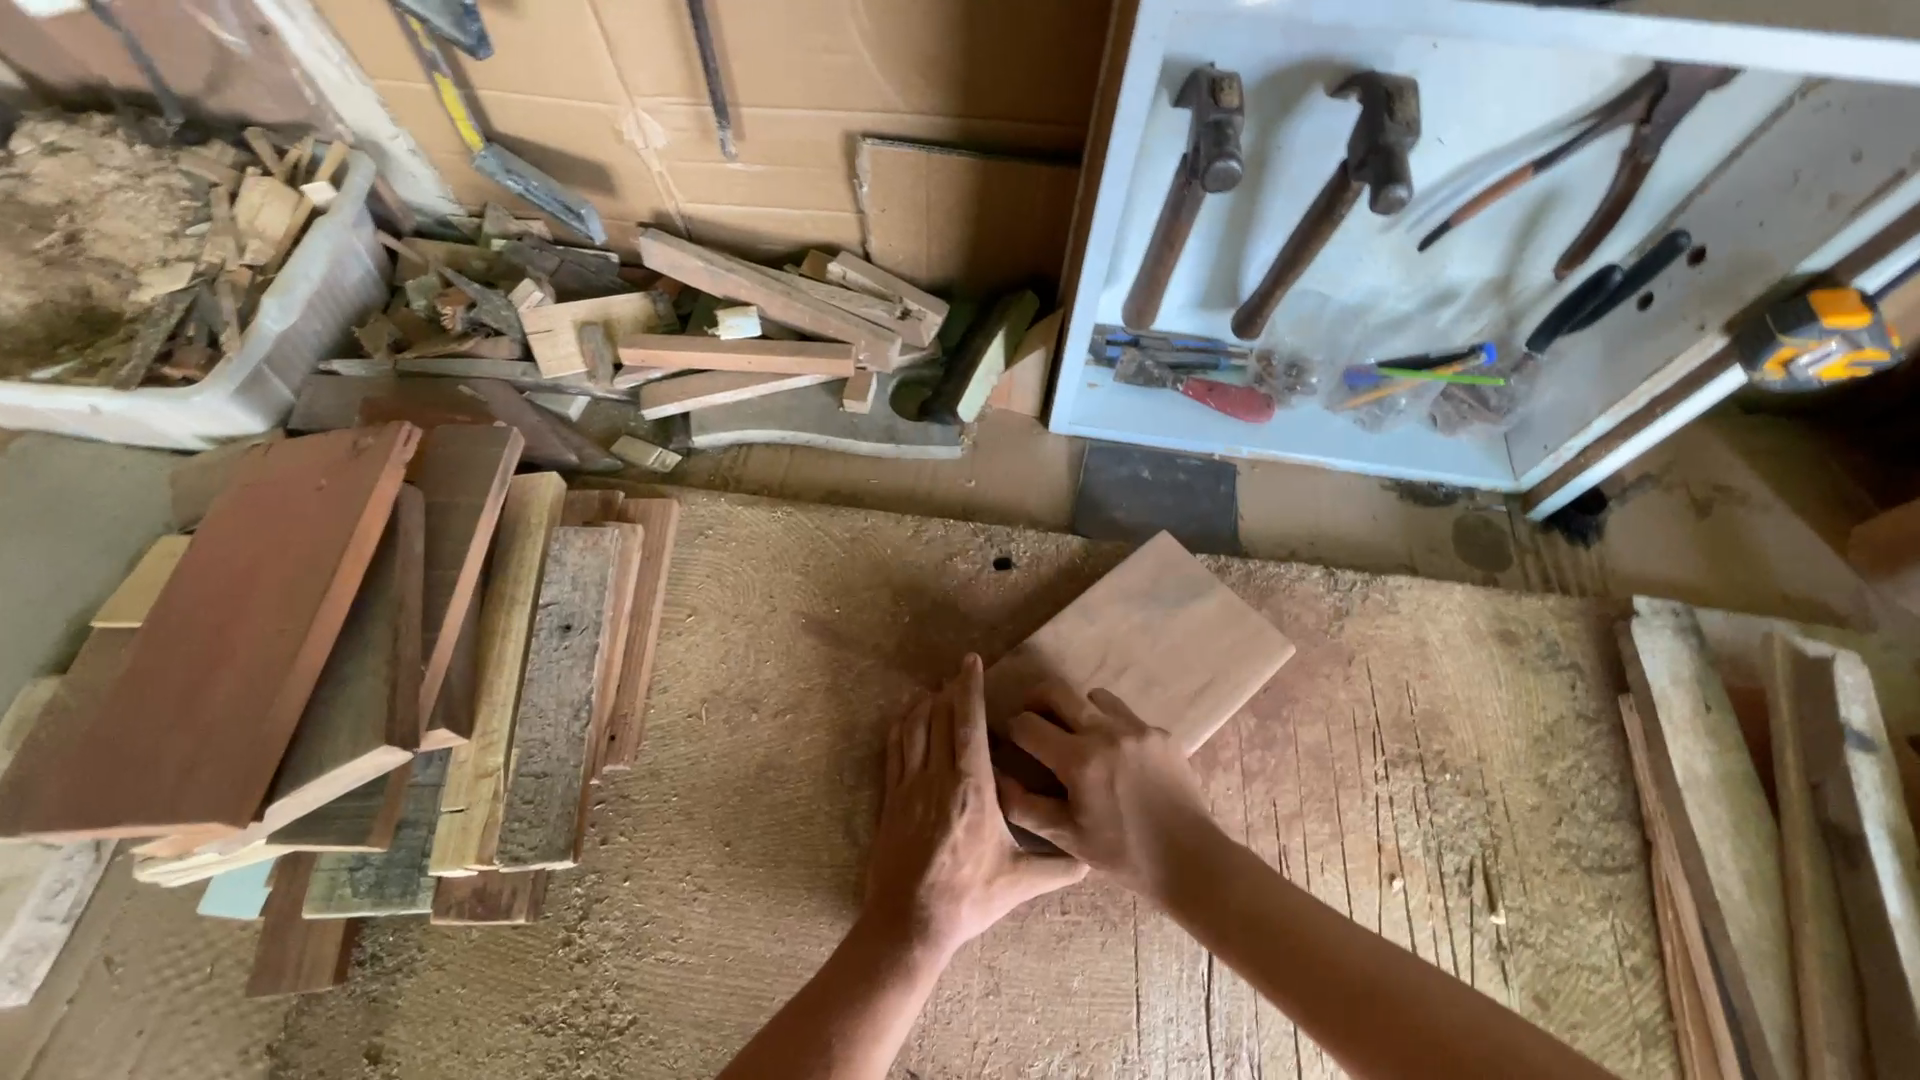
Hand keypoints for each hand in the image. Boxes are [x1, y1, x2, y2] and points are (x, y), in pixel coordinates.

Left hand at [862, 654, 1087, 956]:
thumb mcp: (1020, 882)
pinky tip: (904, 721)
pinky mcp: (889, 802)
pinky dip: (900, 729)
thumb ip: (1059, 866)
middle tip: (956, 672)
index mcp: (972, 788)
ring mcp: (908, 788)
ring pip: (912, 730)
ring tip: (932, 690)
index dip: (970, 688)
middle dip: (949, 690)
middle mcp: (937, 778)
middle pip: (939, 718)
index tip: (971, 661)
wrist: (909, 924)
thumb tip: (1092, 858)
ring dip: (923, 705)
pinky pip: (893, 753)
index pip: (970, 724)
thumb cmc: (968, 898)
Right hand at [994, 683, 1220, 899]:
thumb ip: (1023, 805)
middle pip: (1056, 690)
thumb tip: (995, 776)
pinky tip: (1114, 756)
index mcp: (1079, 760)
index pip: (1027, 724)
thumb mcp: (1066, 837)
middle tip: (1030, 720)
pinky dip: (1110, 725)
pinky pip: (1125, 715)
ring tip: (1075, 736)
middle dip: (1034, 701)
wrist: (1190, 859)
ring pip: (1092, 696)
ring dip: (1075, 709)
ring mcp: (1138, 728)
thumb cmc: (1123, 854)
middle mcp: (1107, 732)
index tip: (1009, 741)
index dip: (1010, 730)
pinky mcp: (1161, 733)